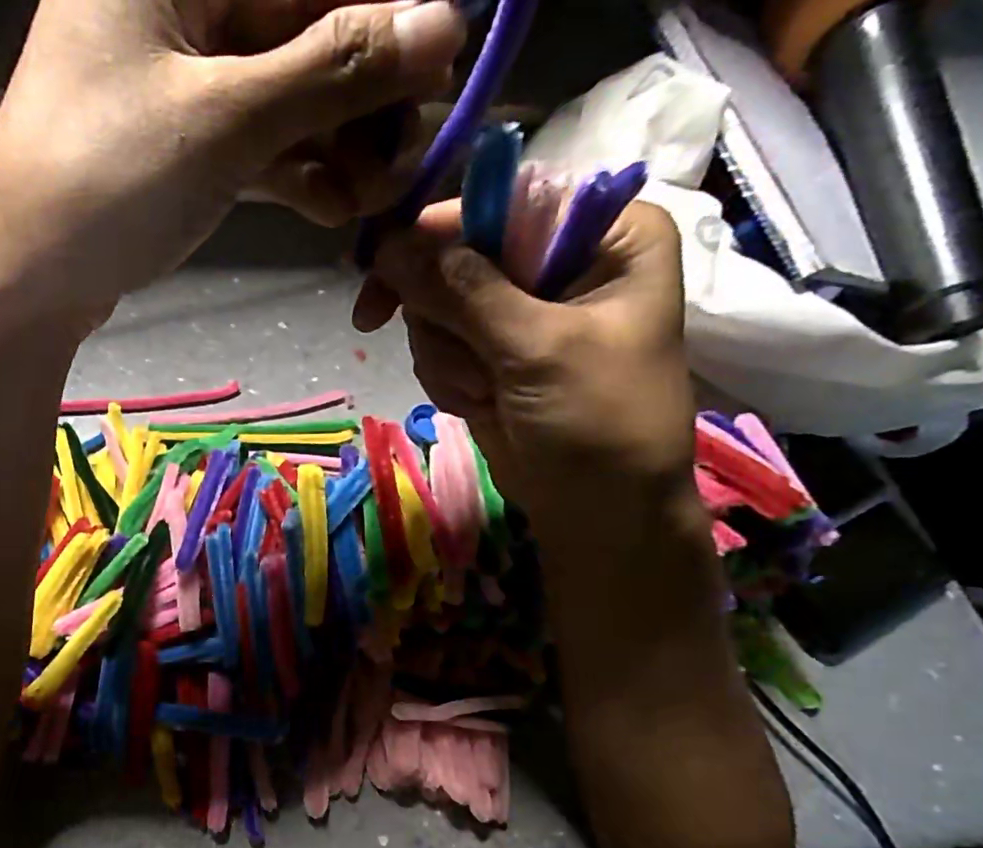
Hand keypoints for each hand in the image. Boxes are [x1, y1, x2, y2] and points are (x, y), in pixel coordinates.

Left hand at [0, 0, 465, 330]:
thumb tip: (444, 21)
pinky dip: (297, 172)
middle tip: (405, 154)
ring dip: (338, 142)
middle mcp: (173, 4)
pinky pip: (258, 139)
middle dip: (364, 92)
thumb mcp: (224, 122)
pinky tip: (333, 211)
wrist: (22, 290)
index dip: (383, 6)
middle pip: (301, 26)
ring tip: (372, 199)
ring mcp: (176, 79)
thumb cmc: (104, 186)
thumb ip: (334, 68)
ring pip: (286, 89)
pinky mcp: (180, 143)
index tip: (441, 57)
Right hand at [352, 198, 695, 543]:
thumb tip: (389, 243)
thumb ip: (464, 292)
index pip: (499, 201)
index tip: (380, 265)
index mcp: (603, 232)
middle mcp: (557, 259)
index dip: (437, 231)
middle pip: (454, 254)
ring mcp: (516, 309)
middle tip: (464, 362)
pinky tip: (483, 403)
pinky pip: (433, 344)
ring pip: (433, 305)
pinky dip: (448, 378)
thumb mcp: (540, 349)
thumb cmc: (600, 422)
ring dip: (449, 357)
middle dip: (446, 317)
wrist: (598, 510)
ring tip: (490, 393)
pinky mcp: (486, 350)